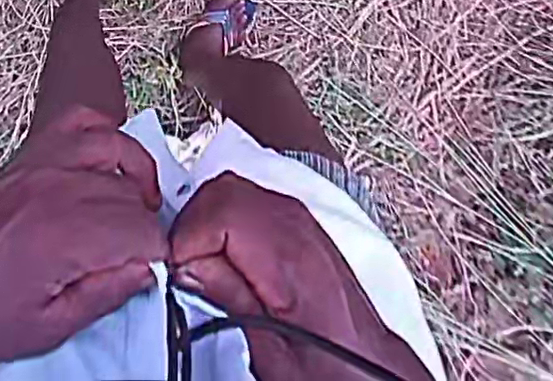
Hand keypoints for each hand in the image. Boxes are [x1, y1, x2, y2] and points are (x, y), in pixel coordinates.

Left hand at [0, 108, 165, 380]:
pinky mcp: (26, 156)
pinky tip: (106, 152)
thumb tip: (144, 269)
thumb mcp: (52, 325)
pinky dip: (98, 129)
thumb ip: (107, 292)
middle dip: (147, 221)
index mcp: (64, 236)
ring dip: (136, 169)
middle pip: (130, 192)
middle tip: (145, 245)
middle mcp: (54, 190)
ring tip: (140, 196)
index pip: (140, 228)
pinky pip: (73, 122)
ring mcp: (39, 165)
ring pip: (111, 144)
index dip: (159, 249)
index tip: (159, 262)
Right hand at [171, 172, 432, 380]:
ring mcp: (294, 215)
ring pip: (228, 189)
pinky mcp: (291, 218)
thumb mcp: (274, 355)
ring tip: (203, 268)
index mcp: (291, 254)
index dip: (188, 239)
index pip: (218, 209)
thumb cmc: (333, 370)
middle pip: (220, 190)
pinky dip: (222, 220)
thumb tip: (186, 265)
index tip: (180, 275)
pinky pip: (243, 198)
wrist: (372, 369)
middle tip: (185, 271)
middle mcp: (295, 223)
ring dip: (204, 222)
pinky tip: (223, 257)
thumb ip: (228, 303)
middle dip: (191, 226)